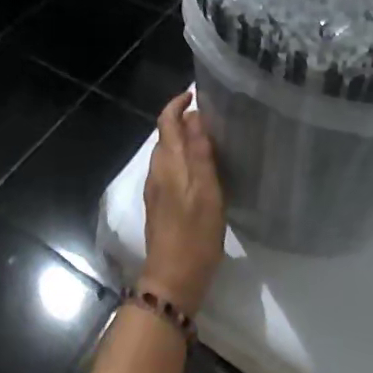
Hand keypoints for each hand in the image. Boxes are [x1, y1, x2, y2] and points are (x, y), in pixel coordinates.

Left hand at [139, 93, 224, 315]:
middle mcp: (157, 171)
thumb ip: (200, 152)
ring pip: (169, 153)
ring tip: (214, 138)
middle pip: (166, 135)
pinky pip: (171, 170)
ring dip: (186, 140)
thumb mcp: (206, 190)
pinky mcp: (161, 205)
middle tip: (215, 115)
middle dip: (185, 120)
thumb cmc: (194, 234)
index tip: (196, 93)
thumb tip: (195, 117)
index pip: (166, 121)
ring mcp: (156, 190)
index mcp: (168, 163)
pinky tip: (204, 169)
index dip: (177, 104)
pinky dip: (185, 159)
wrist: (173, 280)